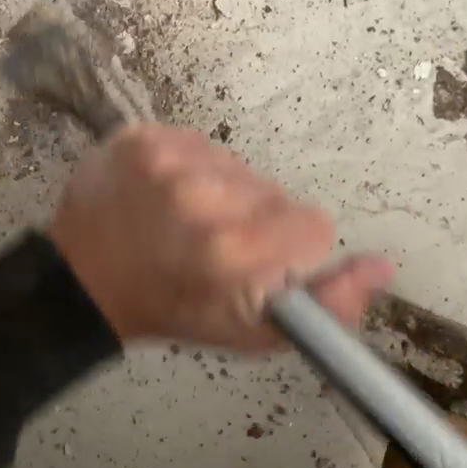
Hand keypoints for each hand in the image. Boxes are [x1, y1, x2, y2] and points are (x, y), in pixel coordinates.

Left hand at [48, 123, 392, 351]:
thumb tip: (381, 265)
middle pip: (271, 189)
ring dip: (221, 187)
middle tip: (214, 239)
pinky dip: (188, 164)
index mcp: (231, 251)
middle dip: (255, 215)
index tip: (261, 255)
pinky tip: (165, 191)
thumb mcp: (251, 331)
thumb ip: (329, 306)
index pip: (311, 222)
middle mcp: (198, 197)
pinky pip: (194, 141)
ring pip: (234, 163)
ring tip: (186, 216)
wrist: (85, 276)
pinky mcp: (138, 135)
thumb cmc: (169, 306)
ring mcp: (162, 160)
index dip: (292, 243)